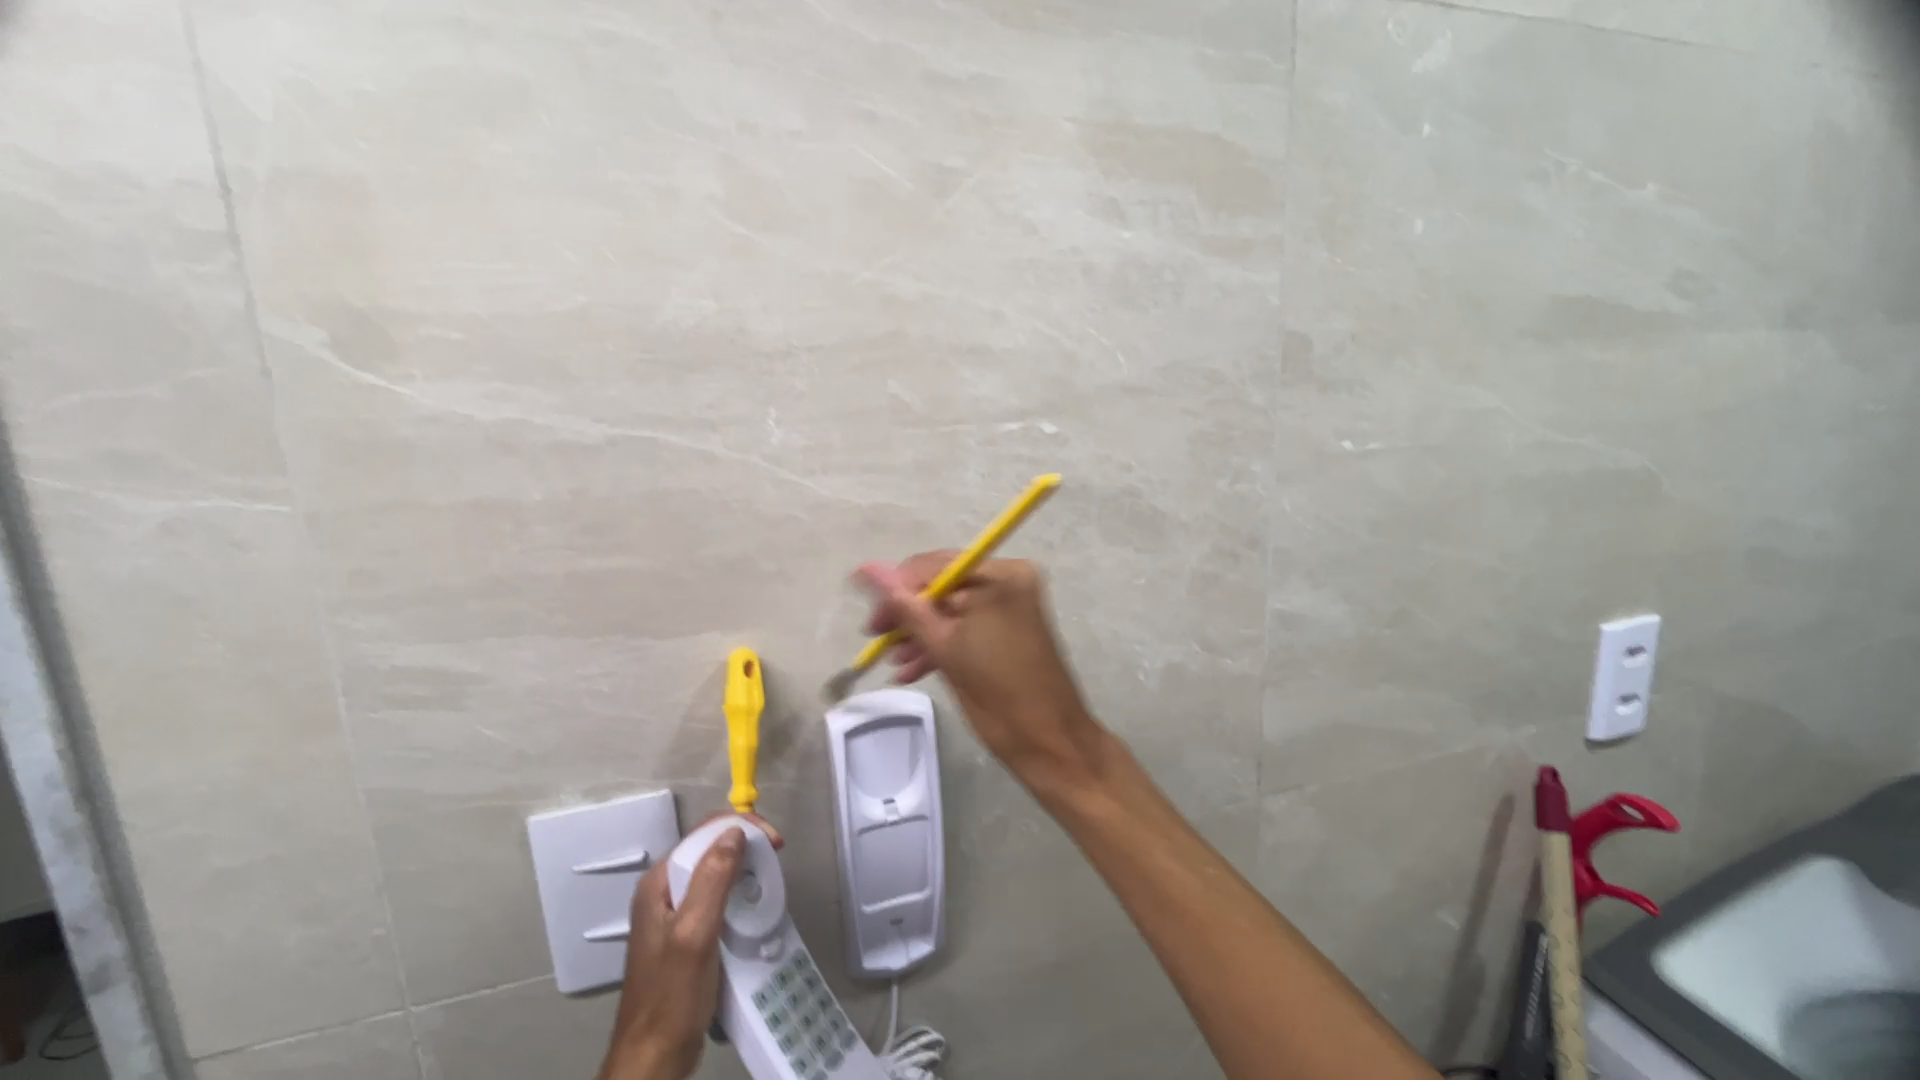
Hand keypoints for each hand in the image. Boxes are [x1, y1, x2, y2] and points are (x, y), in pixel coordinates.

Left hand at [599, 814, 783, 1079]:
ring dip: (744, 875)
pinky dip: (739, 900)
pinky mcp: (687, 939)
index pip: (704, 835)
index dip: (742, 829)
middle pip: (710, 852)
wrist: (653, 1057)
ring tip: (770, 885)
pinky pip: (716, 904)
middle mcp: (664, 894)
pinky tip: (754, 913)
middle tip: (776, 862)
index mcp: (660, 884)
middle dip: (746, 849)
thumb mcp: (695, 934)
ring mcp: (674, 917)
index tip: (775, 843)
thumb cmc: (672, 996)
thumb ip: (712, 880)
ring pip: (715, 878)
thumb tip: (735, 832)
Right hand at [856, 554, 1109, 789]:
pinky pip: (967, 626)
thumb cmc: (998, 692)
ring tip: (896, 663)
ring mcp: (1012, 604)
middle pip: (942, 587)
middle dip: (908, 616)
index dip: (896, 591)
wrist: (1050, 740)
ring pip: (951, 610)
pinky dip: (942, 644)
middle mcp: (1009, 580)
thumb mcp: (944, 647)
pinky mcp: (1010, 628)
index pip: (932, 567)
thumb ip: (905, 607)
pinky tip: (912, 670)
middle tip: (877, 641)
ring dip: (921, 634)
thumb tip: (867, 569)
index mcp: (1000, 575)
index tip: (870, 621)